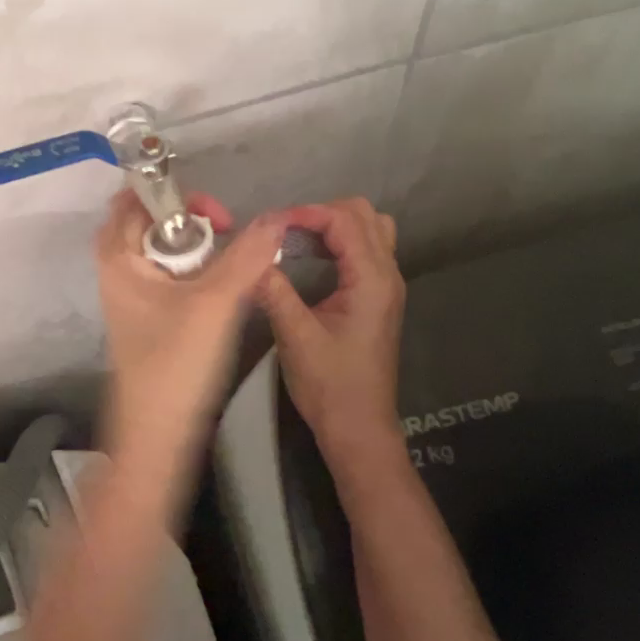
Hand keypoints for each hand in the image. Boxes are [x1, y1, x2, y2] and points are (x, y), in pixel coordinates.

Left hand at [95, 191, 286, 455]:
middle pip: (153, 222)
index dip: (174, 195)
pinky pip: (174, 276)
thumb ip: (247, 256)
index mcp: (119, 258)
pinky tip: (228, 287)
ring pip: (167, 251)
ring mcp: (135, 296)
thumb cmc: (176, 363)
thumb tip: (277, 218)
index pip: (135, 199)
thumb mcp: (215, 302)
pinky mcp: (152, 316)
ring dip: (200, 248)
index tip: (215, 214)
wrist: (158, 435)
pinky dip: (199, 271)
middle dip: (192, 221)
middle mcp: (120, 270)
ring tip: (233, 263)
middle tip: (227, 234)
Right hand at [257, 198, 406, 454]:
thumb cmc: (329, 384)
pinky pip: (366, 250)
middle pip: (364, 214)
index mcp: (371, 280)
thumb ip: (274, 289)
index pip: (343, 221)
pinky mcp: (379, 298)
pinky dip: (340, 242)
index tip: (269, 224)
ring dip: (334, 224)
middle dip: (322, 212)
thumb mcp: (295, 335)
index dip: (305, 213)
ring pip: (370, 229)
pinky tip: (311, 258)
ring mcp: (387, 286)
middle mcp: (387, 274)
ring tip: (297, 239)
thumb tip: (251, 254)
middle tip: (284, 229)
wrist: (359, 428)